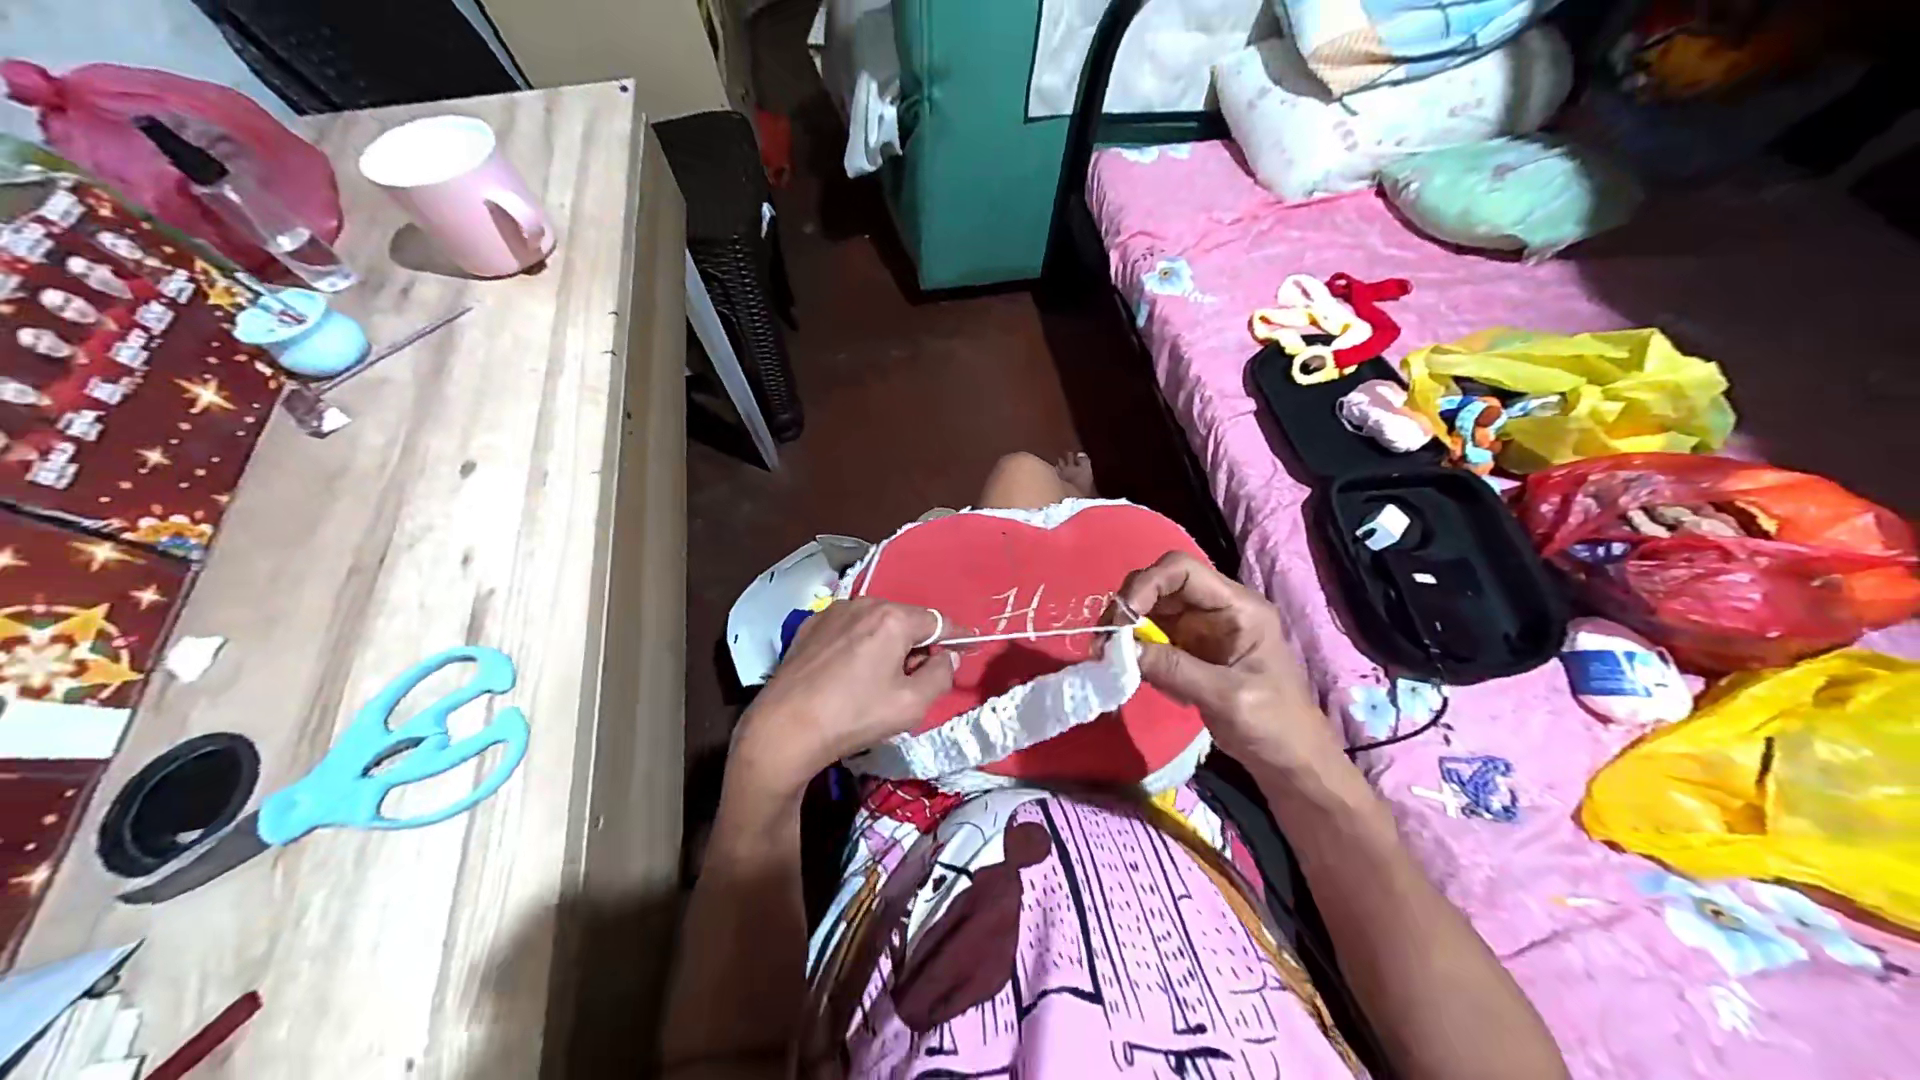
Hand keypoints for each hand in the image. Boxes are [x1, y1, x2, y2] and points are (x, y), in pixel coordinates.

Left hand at [732, 599, 955, 797]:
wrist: (784, 727)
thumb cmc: (853, 716)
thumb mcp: (911, 705)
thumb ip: (940, 675)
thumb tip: (946, 656)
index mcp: (893, 618)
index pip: (938, 621)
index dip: (958, 635)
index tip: (970, 645)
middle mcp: (864, 603)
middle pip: (906, 620)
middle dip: (919, 643)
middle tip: (919, 676)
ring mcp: (833, 612)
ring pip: (877, 622)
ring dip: (889, 642)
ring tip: (883, 677)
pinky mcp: (810, 626)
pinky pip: (850, 628)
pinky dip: (861, 643)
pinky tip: (852, 671)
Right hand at [1115, 551, 1345, 778]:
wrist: (1292, 763)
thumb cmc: (1274, 726)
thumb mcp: (1227, 698)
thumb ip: (1174, 669)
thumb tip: (1120, 649)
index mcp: (1238, 607)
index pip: (1182, 570)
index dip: (1146, 584)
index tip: (1122, 618)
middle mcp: (1216, 608)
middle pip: (1160, 584)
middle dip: (1128, 605)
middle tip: (1105, 641)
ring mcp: (1201, 628)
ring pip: (1150, 608)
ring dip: (1124, 627)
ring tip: (1106, 655)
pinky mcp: (1188, 650)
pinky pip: (1151, 635)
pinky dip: (1132, 647)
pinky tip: (1124, 666)